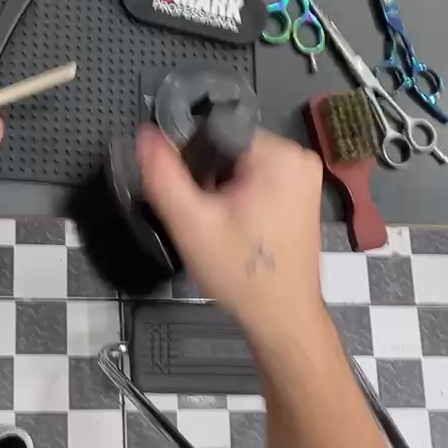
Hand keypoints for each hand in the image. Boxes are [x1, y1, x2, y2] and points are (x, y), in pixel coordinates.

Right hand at [137, 124, 324, 329]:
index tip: (187, 194)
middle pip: (227, 146)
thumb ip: (163, 176)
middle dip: (205, 175)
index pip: (216, 131)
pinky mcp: (300, 193)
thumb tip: (144, 135)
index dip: (190, 159)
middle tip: (201, 215)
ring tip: (217, 224)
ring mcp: (303, 175)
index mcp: (278, 155)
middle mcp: (298, 157)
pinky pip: (255, 178)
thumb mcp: (191, 224)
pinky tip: (233, 226)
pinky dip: (237, 196)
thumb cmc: (240, 273)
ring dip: (219, 187)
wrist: (282, 316)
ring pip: (238, 163)